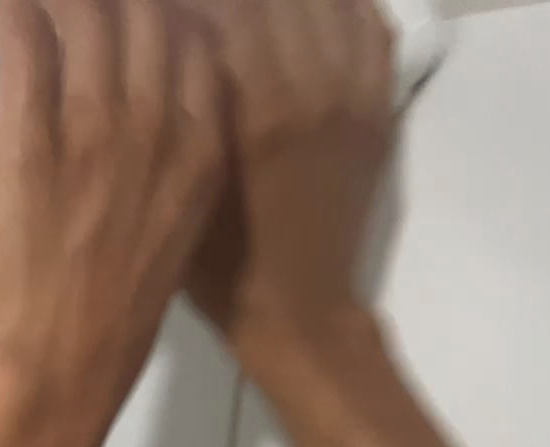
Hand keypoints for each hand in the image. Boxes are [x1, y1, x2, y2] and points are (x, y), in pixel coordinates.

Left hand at [0, 0, 226, 425]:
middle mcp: (161, 120)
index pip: (196, 37)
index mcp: (204, 148)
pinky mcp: (30, 139)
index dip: (162, 14)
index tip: (130, 14)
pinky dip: (12, 8)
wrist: (56, 371)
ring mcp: (94, 125)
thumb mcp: (167, 239)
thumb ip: (162, 174)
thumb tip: (129, 129)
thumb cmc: (110, 324)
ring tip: (44, 3)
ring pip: (87, 11)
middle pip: (147, 11)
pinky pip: (25, 41)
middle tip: (82, 6)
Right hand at [185, 0, 396, 350]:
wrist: (299, 312)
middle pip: (277, 0)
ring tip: (254, 15)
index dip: (195, 9)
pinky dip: (339, 7)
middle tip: (209, 19)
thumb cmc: (223, 270)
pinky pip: (371, 26)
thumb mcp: (186, 194)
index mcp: (259, 114)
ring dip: (283, 2)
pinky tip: (310, 14)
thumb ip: (185, 117)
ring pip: (327, 3)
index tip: (170, 17)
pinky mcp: (379, 108)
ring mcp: (355, 94)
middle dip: (235, 5)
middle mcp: (315, 86)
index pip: (227, 16)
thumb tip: (179, 50)